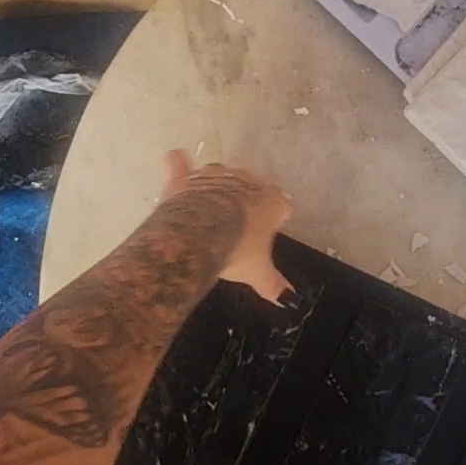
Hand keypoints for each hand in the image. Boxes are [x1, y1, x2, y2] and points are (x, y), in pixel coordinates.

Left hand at [160, 150, 294, 304]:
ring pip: (222, 176)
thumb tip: (289, 301)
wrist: (198, 236)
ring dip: (218, 188)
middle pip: (252, 188)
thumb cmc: (236, 250)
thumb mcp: (257, 272)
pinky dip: (179, 164)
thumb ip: (274, 284)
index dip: (276, 219)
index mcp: (271, 201)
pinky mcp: (188, 177)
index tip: (268, 232)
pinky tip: (177, 163)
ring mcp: (216, 175)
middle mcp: (247, 181)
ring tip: (209, 210)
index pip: (283, 205)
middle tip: (236, 227)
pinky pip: (182, 163)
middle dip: (246, 203)